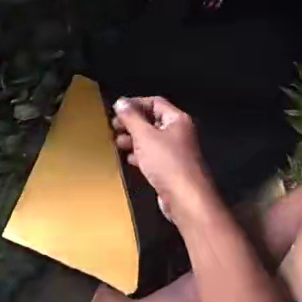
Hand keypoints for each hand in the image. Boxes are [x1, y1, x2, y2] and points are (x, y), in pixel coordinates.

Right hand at [112, 96, 218, 227]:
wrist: (187, 199)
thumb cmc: (167, 163)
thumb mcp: (144, 136)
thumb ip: (131, 118)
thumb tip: (120, 102)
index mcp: (177, 119)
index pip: (155, 102)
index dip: (134, 103)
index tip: (116, 110)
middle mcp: (180, 133)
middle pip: (153, 120)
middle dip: (132, 123)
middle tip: (114, 127)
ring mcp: (177, 152)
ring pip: (152, 139)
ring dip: (134, 139)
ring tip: (118, 143)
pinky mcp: (173, 169)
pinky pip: (154, 156)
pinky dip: (141, 155)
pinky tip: (130, 159)